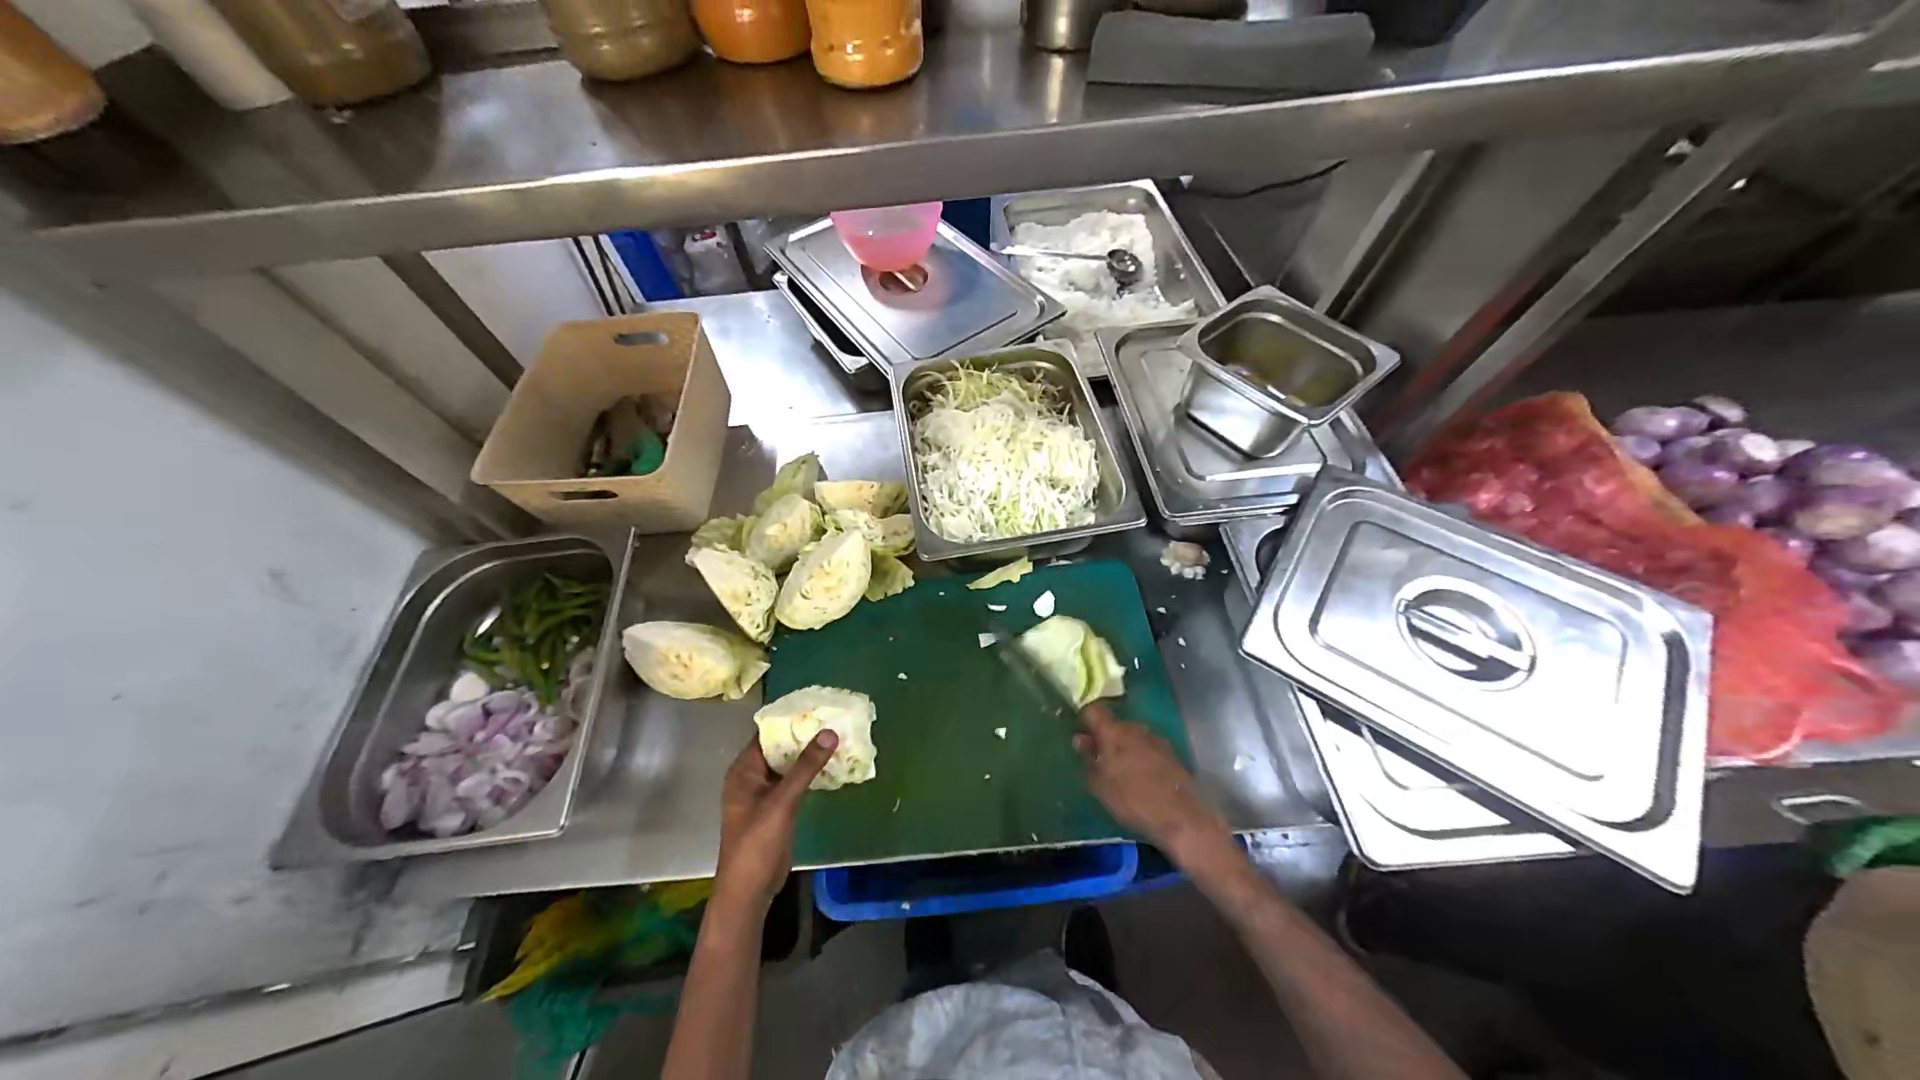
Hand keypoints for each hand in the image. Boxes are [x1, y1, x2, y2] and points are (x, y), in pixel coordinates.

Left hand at [714, 731, 836, 913]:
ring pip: (789, 766)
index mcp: (743, 771)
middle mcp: (752, 778)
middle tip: (833, 718)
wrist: (749, 890)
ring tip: (837, 736)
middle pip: (780, 748)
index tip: (816, 705)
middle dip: (804, 735)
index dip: (789, 719)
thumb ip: (806, 767)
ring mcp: (764, 794)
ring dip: (809, 755)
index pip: (766, 734)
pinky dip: (810, 774)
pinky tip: (832, 766)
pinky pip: (794, 782)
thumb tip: (829, 732)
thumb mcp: (782, 802)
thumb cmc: (757, 843)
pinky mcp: (777, 809)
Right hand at [1075, 702, 1228, 859]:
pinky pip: (1148, 747)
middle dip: (1105, 737)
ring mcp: (1156, 738)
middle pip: (1114, 724)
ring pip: (1132, 736)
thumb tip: (1081, 739)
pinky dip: (1141, 756)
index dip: (1085, 720)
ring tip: (1121, 772)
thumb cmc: (1131, 800)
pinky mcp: (1171, 752)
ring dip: (1124, 747)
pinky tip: (1142, 777)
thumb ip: (1088, 758)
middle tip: (1099, 759)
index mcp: (1113, 731)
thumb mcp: (1099, 784)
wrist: (1179, 817)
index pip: (1093, 710)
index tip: (1081, 736)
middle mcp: (1135, 728)